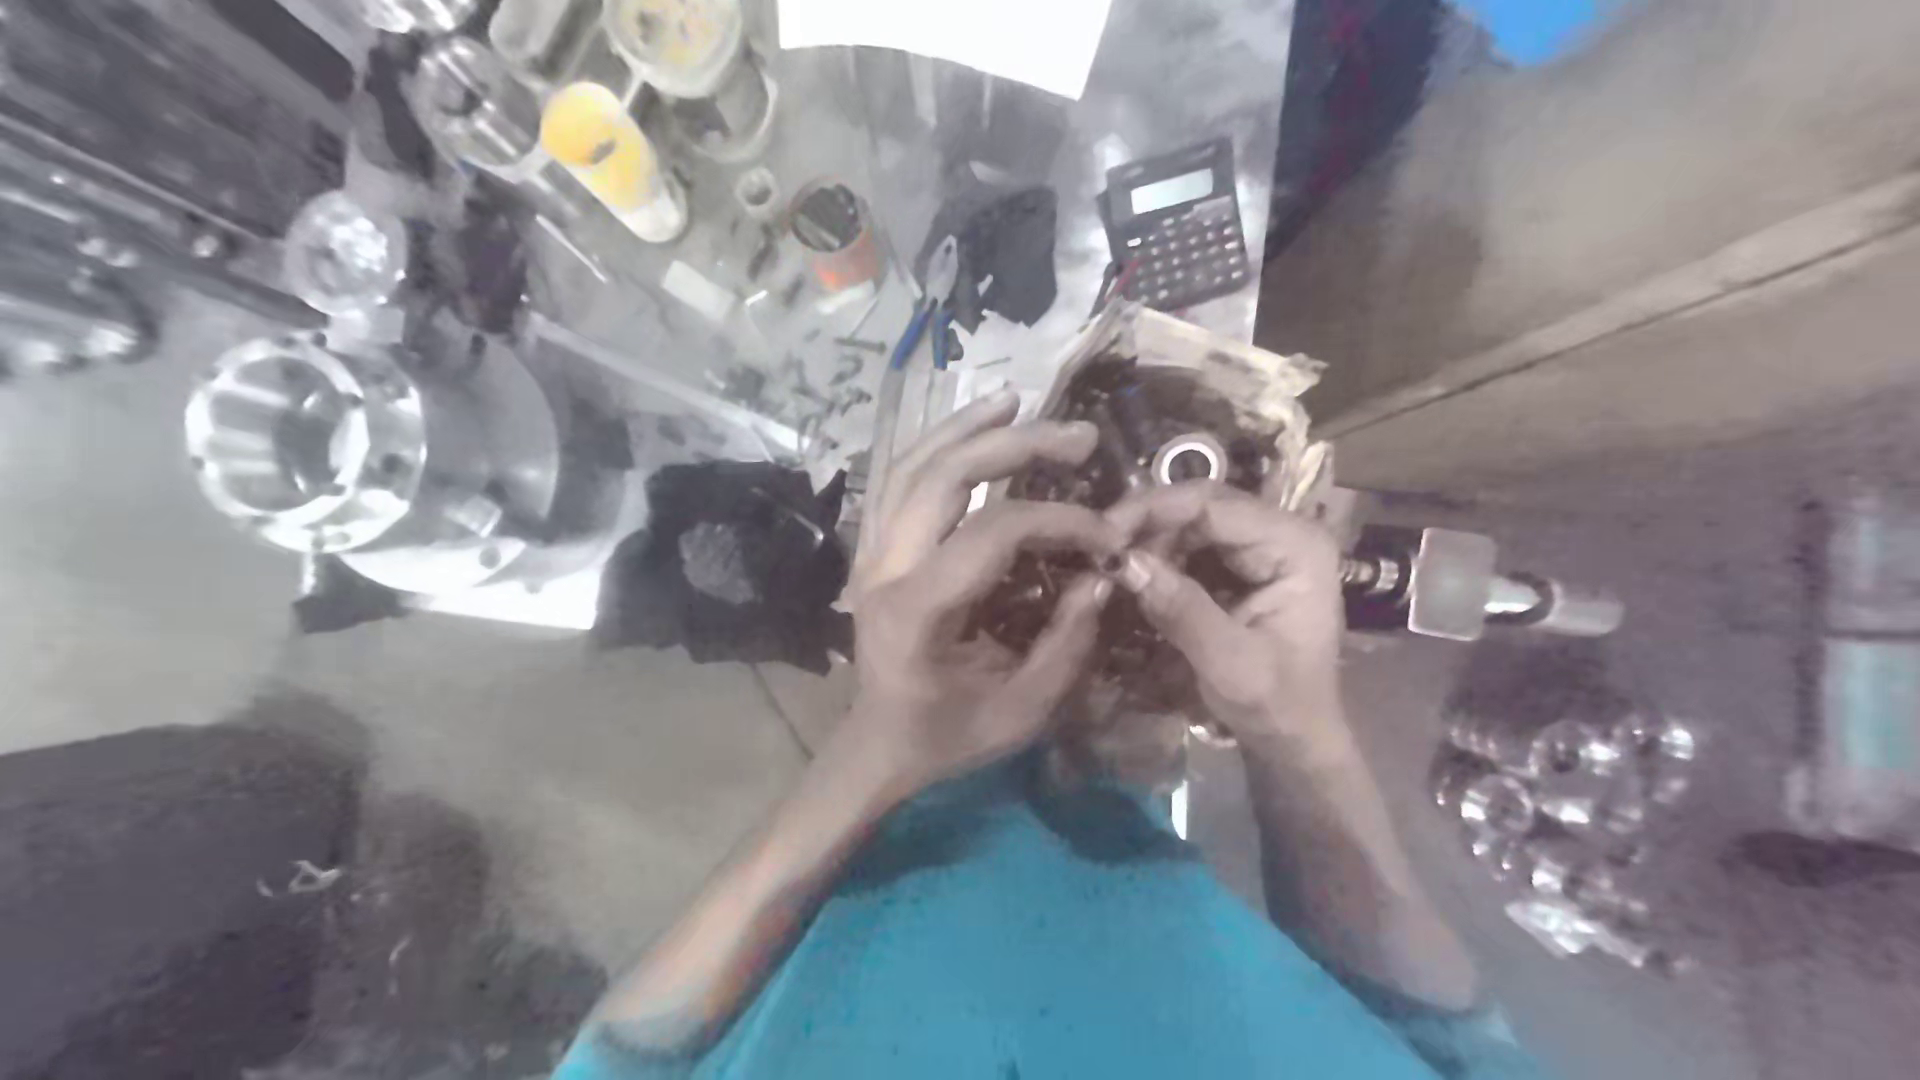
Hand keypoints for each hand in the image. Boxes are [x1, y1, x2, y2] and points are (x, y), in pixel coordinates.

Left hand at [843, 389, 1120, 791]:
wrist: (879, 742)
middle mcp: (882, 569)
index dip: (1056, 520)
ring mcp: (869, 553)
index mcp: (915, 611)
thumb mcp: (1022, 710)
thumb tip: (1101, 573)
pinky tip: (971, 428)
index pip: (991, 533)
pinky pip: (899, 480)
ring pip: (910, 465)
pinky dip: (936, 446)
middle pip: (942, 476)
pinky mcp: (872, 549)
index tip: (1105, 533)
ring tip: (1016, 401)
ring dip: (965, 427)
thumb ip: (1066, 643)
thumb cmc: (948, 736)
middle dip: (1014, 446)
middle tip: (1077, 437)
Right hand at [1106, 483, 1348, 753]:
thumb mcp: (1228, 662)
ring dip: (1149, 538)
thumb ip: (1180, 608)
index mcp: (1296, 547)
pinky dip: (1159, 554)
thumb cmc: (1275, 704)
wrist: (1293, 735)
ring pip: (1191, 520)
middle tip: (1100, 548)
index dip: (1154, 511)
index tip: (1104, 534)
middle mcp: (1282, 533)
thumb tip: (1123, 561)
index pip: (1215, 505)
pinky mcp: (1242, 564)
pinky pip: (1191, 543)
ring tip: (1113, 563)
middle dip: (1147, 523)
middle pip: (1201, 505)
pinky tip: (1135, 572)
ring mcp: (1262, 546)